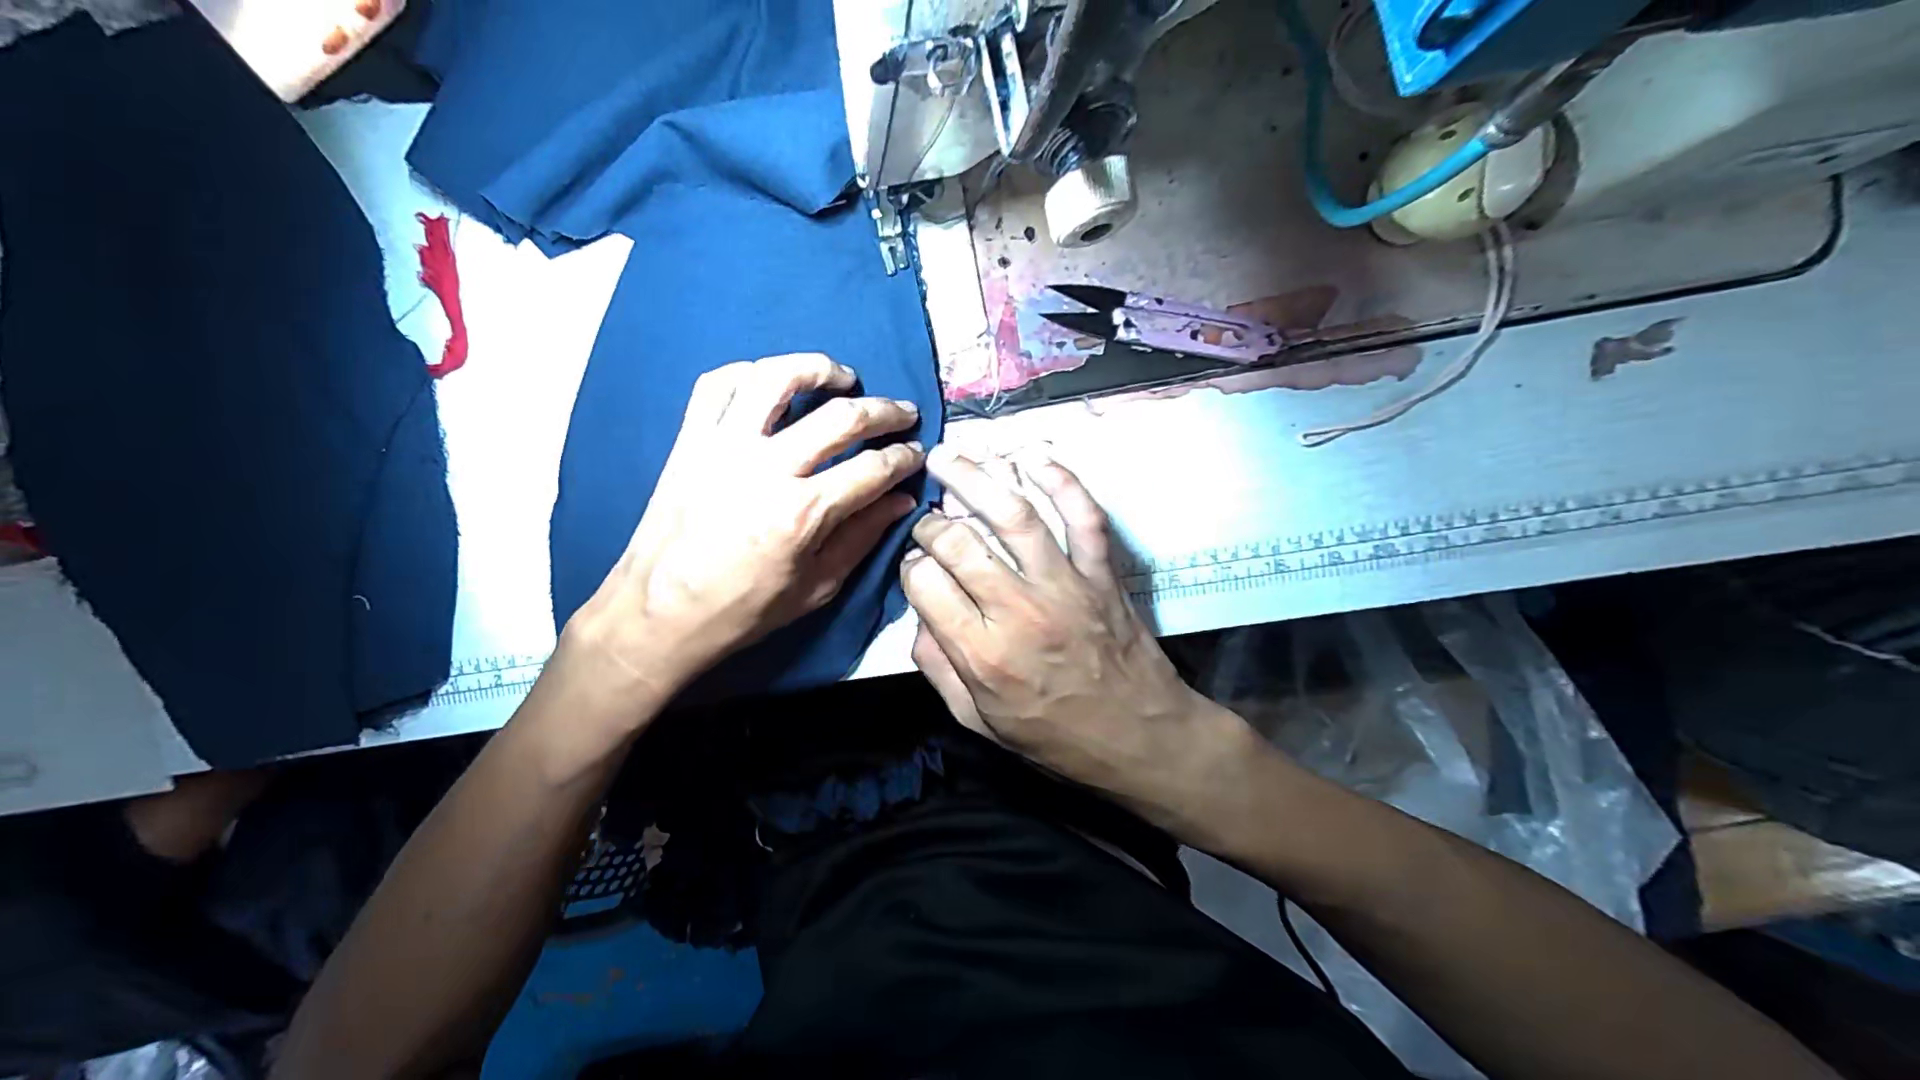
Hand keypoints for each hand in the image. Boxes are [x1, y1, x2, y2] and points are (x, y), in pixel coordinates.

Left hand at [566, 353, 924, 709]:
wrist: (658, 614)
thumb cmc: (742, 611)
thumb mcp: (816, 588)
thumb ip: (862, 538)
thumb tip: (901, 500)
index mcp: (803, 513)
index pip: (872, 468)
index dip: (904, 458)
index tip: (916, 454)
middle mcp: (766, 468)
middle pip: (841, 418)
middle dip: (885, 411)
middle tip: (903, 413)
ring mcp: (722, 447)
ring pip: (776, 379)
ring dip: (818, 369)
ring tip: (843, 378)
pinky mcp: (689, 440)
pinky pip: (716, 384)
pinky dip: (749, 373)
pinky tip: (772, 382)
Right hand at [902, 446, 1256, 825]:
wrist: (1140, 739)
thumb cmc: (1056, 736)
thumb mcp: (980, 721)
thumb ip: (940, 668)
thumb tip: (920, 617)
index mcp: (982, 652)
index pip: (925, 583)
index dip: (910, 565)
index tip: (914, 563)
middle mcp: (1019, 609)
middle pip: (959, 542)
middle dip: (932, 522)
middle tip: (927, 518)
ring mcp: (1065, 585)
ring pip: (1014, 515)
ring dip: (975, 478)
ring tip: (948, 457)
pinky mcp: (1101, 573)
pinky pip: (1082, 517)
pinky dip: (1062, 482)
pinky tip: (1034, 460)